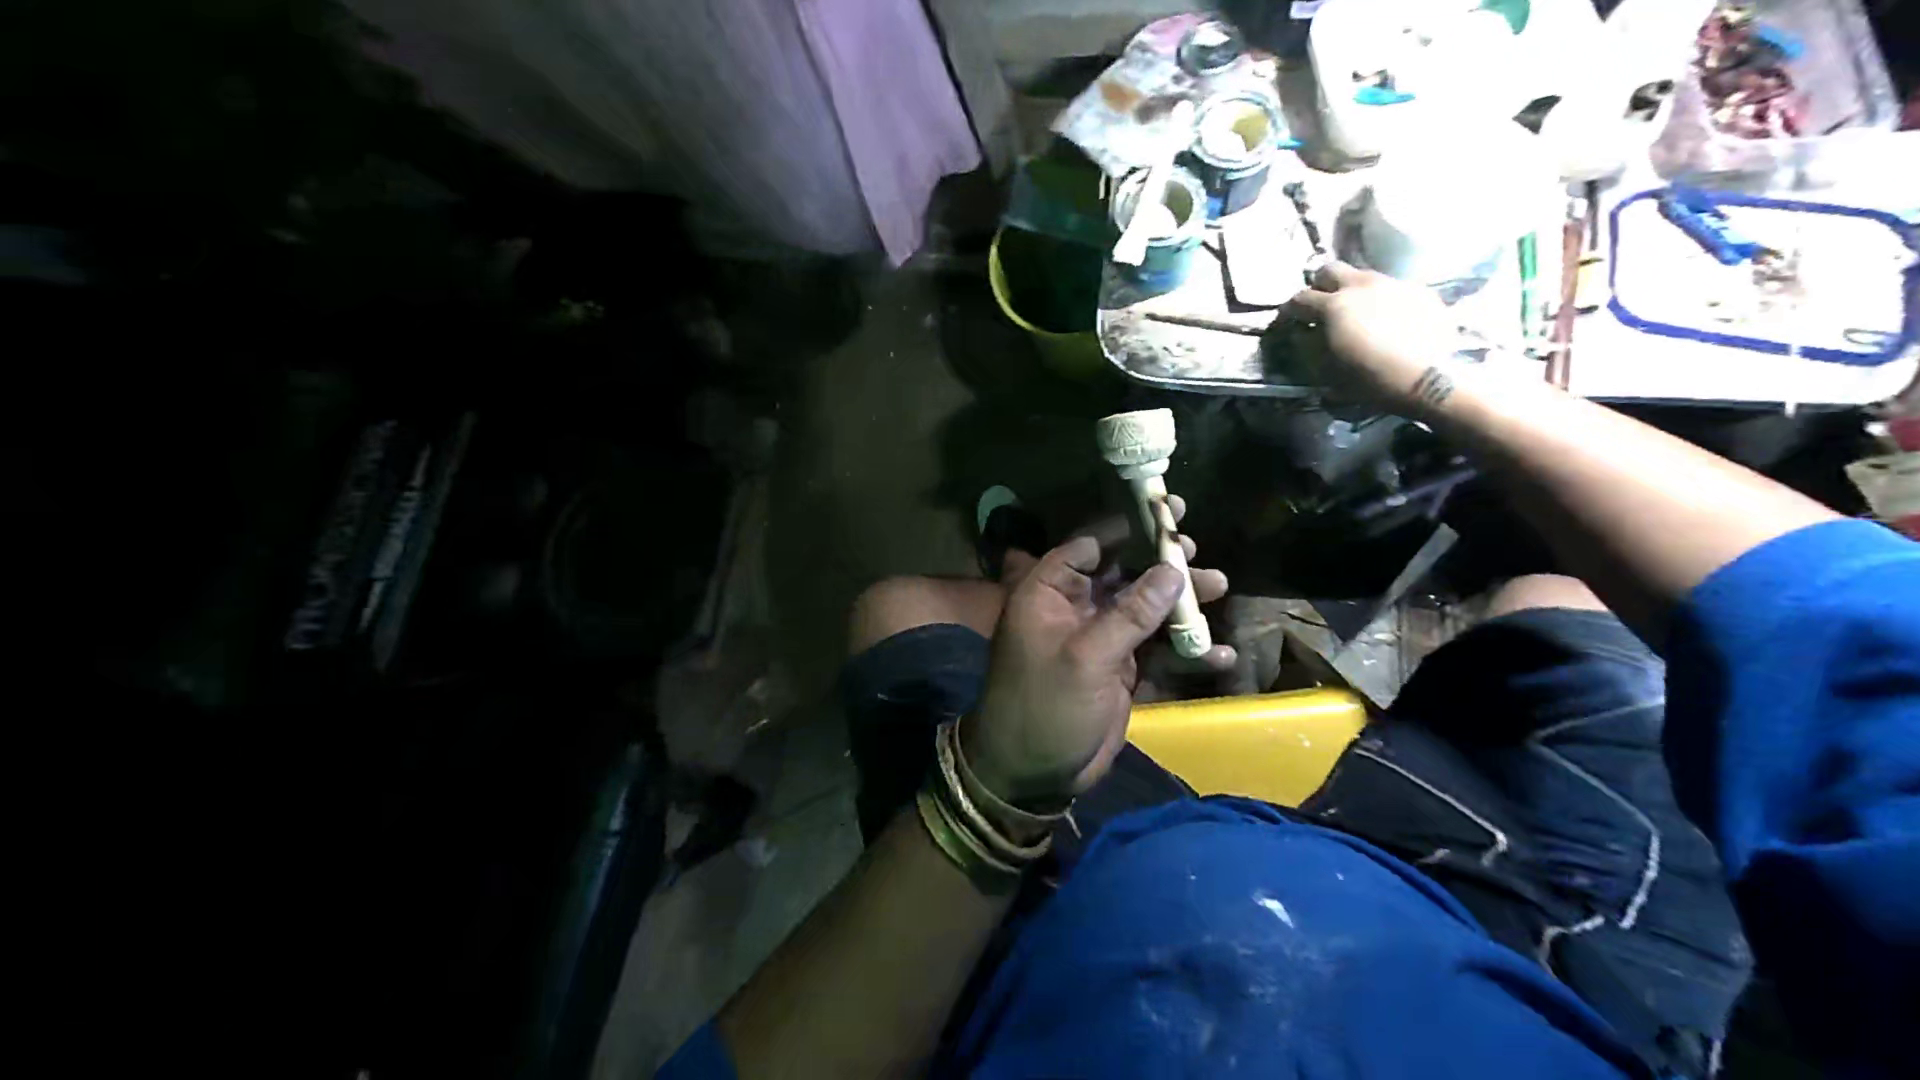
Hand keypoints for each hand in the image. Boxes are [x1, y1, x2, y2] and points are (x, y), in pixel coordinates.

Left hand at [962, 528, 1232, 807]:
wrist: (1032, 772)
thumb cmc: (1045, 705)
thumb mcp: (1085, 657)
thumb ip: (1130, 614)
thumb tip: (1172, 570)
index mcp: (1049, 594)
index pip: (1087, 547)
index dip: (1125, 530)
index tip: (1165, 514)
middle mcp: (1074, 609)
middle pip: (1122, 574)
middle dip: (1159, 562)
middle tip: (1195, 547)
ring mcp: (1099, 640)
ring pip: (1144, 609)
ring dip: (1180, 601)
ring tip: (1221, 586)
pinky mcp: (1120, 670)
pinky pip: (1156, 650)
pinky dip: (1184, 650)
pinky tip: (1219, 653)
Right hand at [1286, 261, 1461, 415]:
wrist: (1427, 377)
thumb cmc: (1369, 378)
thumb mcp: (1326, 368)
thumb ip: (1308, 345)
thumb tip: (1302, 332)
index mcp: (1334, 305)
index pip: (1300, 298)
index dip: (1288, 310)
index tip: (1287, 322)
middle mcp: (1362, 285)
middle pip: (1331, 270)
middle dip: (1319, 285)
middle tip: (1319, 306)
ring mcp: (1393, 284)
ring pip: (1363, 276)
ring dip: (1352, 291)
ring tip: (1355, 313)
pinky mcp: (1419, 291)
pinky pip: (1391, 289)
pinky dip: (1380, 300)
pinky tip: (1386, 320)